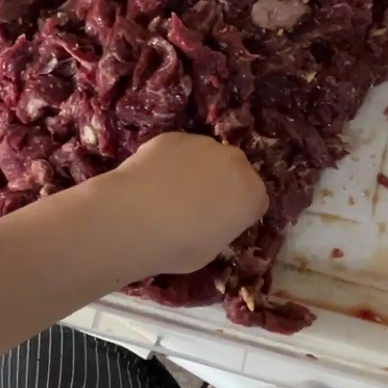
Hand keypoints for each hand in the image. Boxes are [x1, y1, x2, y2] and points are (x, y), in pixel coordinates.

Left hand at [101, 132, 267, 273]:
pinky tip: (151, 181)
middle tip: (195, 207)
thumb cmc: (176, 247)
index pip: (256, 202)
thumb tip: (209, 222)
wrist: (132, 219)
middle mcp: (235, 162)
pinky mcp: (173, 136)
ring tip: (167, 193)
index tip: (221, 224)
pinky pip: (178, 151)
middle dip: (222, 185)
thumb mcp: (210, 251)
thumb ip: (219, 229)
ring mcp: (203, 144)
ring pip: (206, 158)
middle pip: (235, 172)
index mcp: (252, 195)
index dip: (239, 214)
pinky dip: (169, 162)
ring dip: (195, 171)